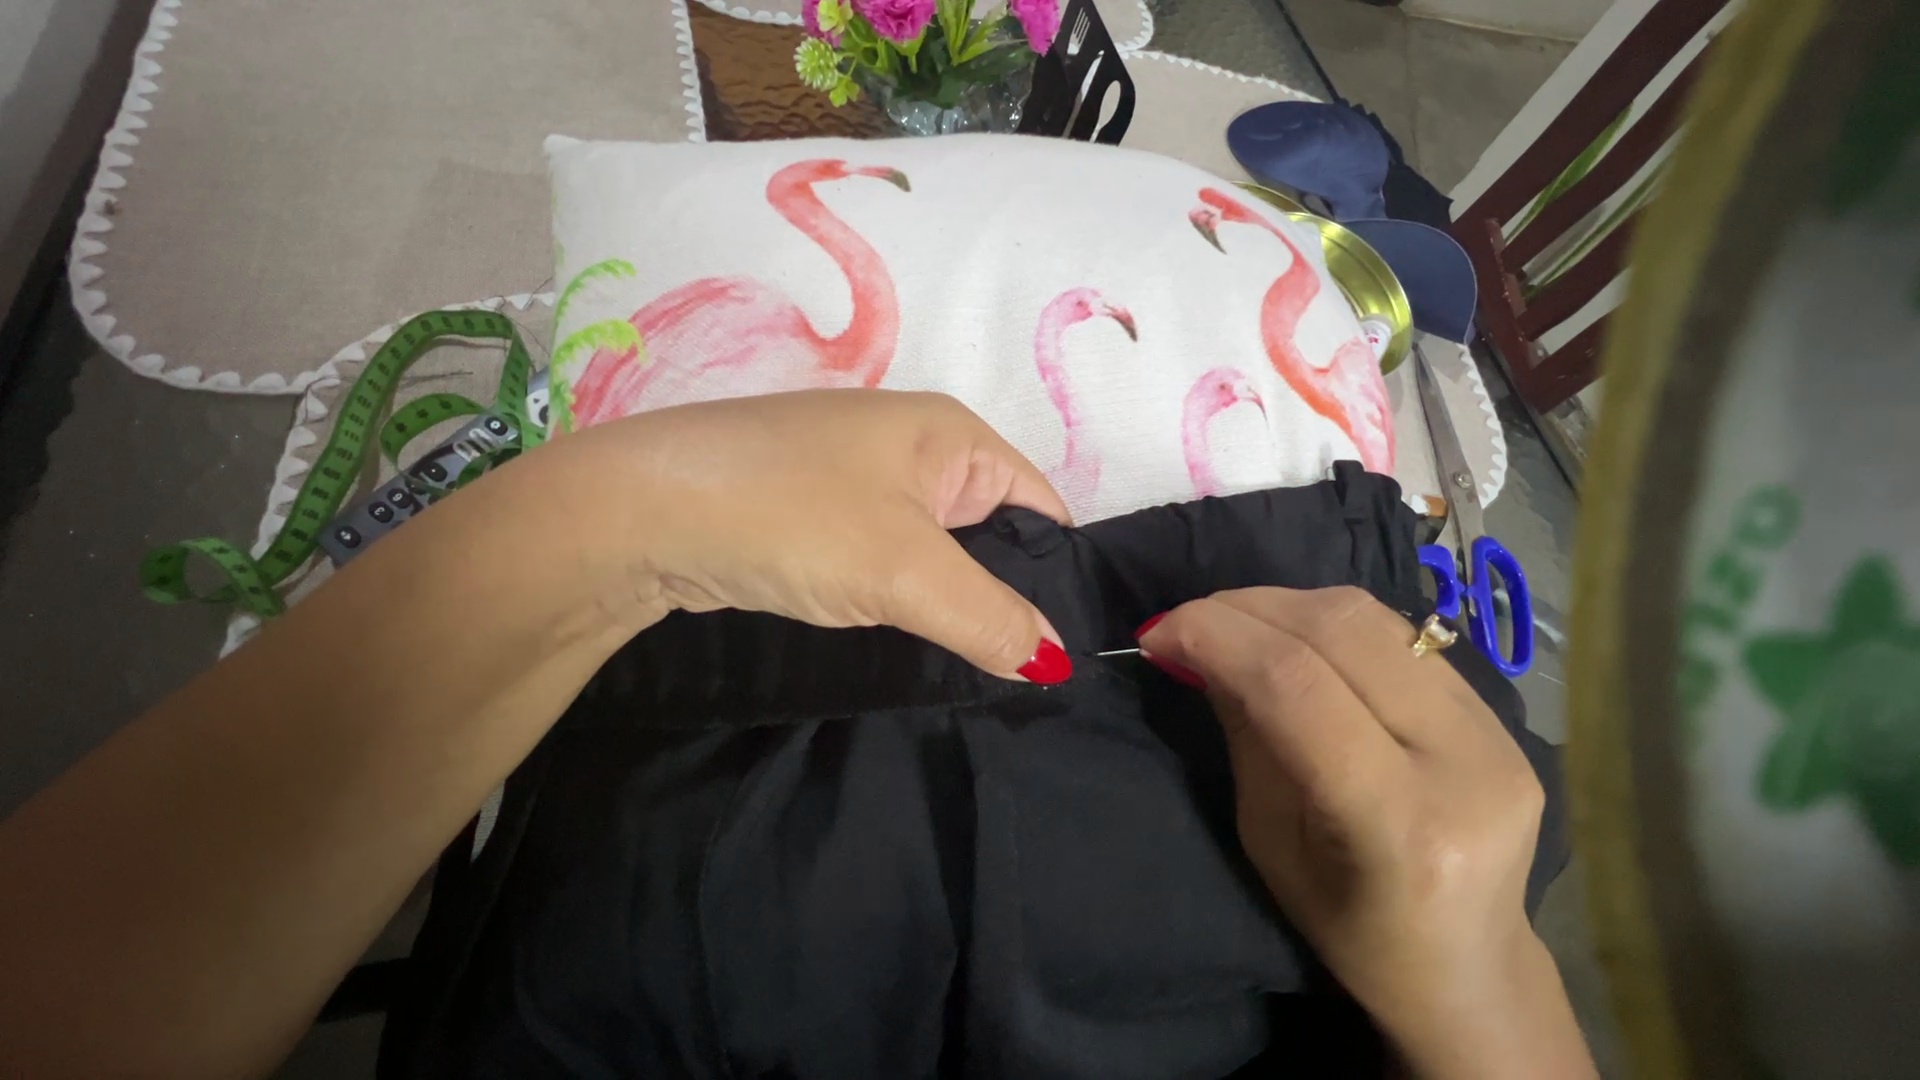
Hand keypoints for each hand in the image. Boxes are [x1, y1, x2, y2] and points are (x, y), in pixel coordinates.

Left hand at [544, 389, 1072, 681]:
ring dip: (951, 607)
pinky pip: (889, 564)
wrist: (637, 512)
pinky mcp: (821, 517)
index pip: (1040, 508)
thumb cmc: (790, 517)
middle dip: (1004, 600)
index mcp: (953, 434)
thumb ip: (989, 617)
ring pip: (937, 554)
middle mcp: (914, 447)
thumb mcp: (905, 570)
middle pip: (991, 533)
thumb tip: (1055, 661)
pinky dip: (903, 602)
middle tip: (1019, 679)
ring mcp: (862, 482)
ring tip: (970, 674)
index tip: (1060, 656)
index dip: (1055, 577)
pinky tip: (908, 646)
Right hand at [1137, 588, 1593, 1079]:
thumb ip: (1245, 734)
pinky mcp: (1498, 713)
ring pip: (1369, 618)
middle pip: (1338, 632)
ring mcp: (1495, 730)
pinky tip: (1285, 634)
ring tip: (1228, 623)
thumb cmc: (1347, 926)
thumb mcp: (1268, 840)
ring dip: (1280, 603)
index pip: (1296, 686)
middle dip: (1241, 609)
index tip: (1157, 634)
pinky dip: (1323, 619)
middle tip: (1182, 622)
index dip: (1216, 638)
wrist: (1467, 968)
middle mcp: (1464, 762)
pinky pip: (1396, 634)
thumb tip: (1199, 649)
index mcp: (1401, 822)